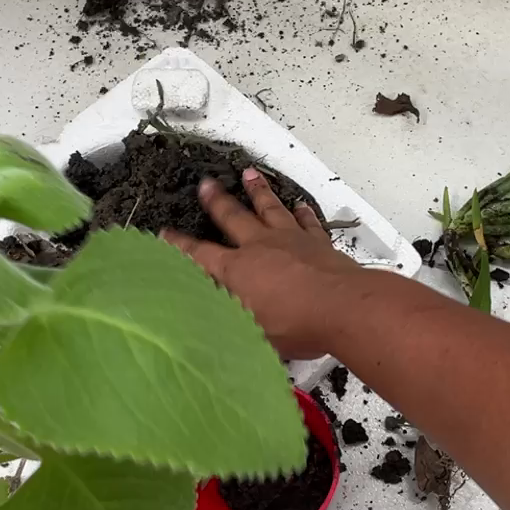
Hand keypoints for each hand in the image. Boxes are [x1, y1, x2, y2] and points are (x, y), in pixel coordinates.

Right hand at [162, 167, 365, 359]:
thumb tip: (215, 330)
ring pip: (270, 208)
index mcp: (237, 271)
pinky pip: (307, 222)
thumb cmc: (297, 325)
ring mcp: (291, 240)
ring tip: (250, 175)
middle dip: (217, 201)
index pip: (200, 256)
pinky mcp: (318, 243)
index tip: (165, 233)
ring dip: (258, 192)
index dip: (180, 246)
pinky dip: (302, 213)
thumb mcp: (254, 335)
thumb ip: (233, 326)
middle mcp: (260, 247)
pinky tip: (300, 205)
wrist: (345, 308)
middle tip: (206, 184)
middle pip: (233, 218)